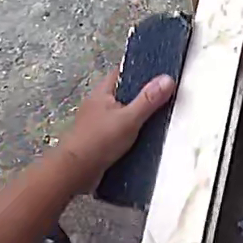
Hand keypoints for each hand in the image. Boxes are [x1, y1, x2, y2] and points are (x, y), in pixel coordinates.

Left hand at [54, 71, 176, 182]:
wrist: (75, 173)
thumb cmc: (97, 141)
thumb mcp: (130, 118)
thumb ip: (149, 99)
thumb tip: (167, 79)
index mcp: (102, 92)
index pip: (122, 72)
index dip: (139, 70)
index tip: (158, 72)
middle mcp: (98, 105)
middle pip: (123, 93)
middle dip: (141, 95)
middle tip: (162, 96)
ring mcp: (97, 123)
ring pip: (122, 112)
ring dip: (136, 115)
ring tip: (157, 117)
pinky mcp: (100, 140)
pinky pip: (119, 130)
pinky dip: (131, 132)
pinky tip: (142, 137)